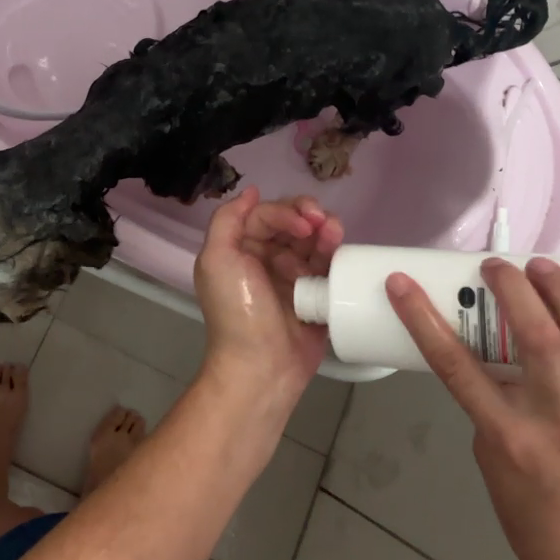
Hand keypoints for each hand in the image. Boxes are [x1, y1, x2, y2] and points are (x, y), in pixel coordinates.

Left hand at [193, 186, 341, 396]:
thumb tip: (250, 192)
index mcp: (241, 249)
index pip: (267, 215)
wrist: (261, 367)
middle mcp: (267, 260)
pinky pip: (329, 269)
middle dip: (310, 216)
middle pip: (293, 224)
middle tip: (323, 223)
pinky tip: (342, 251)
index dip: (286, 212)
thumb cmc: (237, 312)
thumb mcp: (216, 259)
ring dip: (326, 232)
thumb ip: (228, 220)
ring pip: (314, 243)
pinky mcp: (317, 298)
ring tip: (336, 234)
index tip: (303, 223)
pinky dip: (336, 256)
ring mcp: (294, 279)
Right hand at [386, 258, 559, 559]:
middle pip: (535, 342)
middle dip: (512, 291)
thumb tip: (498, 371)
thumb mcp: (494, 470)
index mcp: (507, 437)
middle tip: (497, 266)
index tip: (402, 284)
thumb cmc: (541, 528)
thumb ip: (494, 415)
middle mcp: (556, 424)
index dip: (422, 318)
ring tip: (546, 267)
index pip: (455, 366)